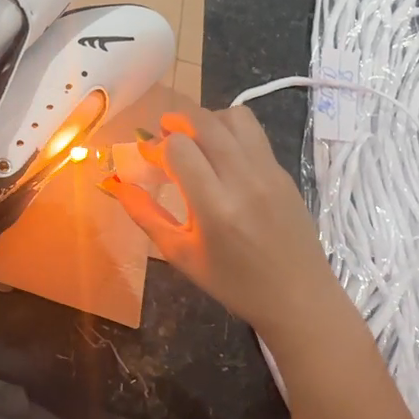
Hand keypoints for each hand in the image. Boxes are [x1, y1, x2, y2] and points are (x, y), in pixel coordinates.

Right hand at [101, 105, 343, 339]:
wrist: (302, 301)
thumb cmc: (235, 284)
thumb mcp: (181, 255)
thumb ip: (146, 215)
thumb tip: (116, 184)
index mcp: (216, 207)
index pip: (179, 148)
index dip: (156, 146)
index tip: (149, 158)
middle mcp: (244, 181)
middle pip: (205, 122)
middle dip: (177, 121)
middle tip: (165, 134)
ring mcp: (269, 173)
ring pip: (235, 117)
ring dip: (208, 120)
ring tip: (196, 139)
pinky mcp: (284, 173)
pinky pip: (254, 134)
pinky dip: (230, 132)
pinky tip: (221, 156)